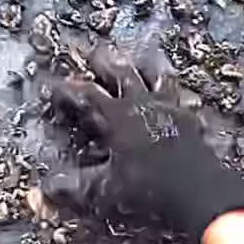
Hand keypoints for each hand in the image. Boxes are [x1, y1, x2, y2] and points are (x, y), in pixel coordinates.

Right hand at [46, 45, 243, 239]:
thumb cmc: (147, 189)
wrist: (199, 193)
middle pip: (122, 75)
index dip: (68, 91)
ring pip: (160, 78)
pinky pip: (186, 104)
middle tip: (94, 51)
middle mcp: (144, 105)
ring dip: (150, 67)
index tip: (53, 87)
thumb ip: (77, 187)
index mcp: (118, 117)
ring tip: (147, 57)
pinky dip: (182, 100)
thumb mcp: (106, 190)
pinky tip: (186, 101)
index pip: (87, 96)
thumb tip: (44, 189)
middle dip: (105, 63)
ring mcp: (171, 110)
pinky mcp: (193, 123)